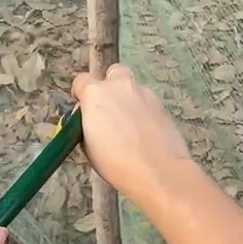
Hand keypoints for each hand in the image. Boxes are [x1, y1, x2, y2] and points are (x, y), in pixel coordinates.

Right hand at [72, 65, 194, 206]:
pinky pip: (146, 102)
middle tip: (108, 111)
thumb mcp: (86, 144)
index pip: (81, 81)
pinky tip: (143, 133)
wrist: (157, 170)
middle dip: (109, 86)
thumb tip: (89, 116)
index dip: (80, 94)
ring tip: (129, 127)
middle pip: (113, 73)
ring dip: (127, 101)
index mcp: (95, 94)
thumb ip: (85, 122)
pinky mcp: (161, 105)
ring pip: (132, 89)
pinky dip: (142, 112)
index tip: (83, 109)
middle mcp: (120, 86)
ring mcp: (144, 93)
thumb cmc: (114, 162)